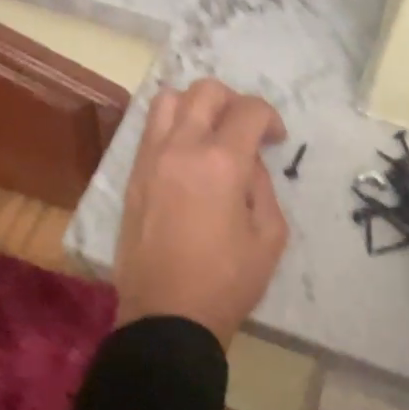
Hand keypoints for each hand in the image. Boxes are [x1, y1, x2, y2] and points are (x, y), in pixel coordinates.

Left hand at [113, 79, 289, 346]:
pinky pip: (149, 131)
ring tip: (209, 135)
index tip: (276, 140)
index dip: (270, 118)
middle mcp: (181, 148)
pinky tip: (185, 157)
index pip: (248, 110)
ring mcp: (150, 160)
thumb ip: (263, 187)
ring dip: (194, 107)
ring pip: (167, 101)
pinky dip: (170, 128)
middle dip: (233, 101)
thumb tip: (248, 163)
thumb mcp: (270, 237)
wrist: (166, 318)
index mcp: (221, 162)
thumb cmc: (226, 282)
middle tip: (245, 131)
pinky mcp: (132, 178)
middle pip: (205, 91)